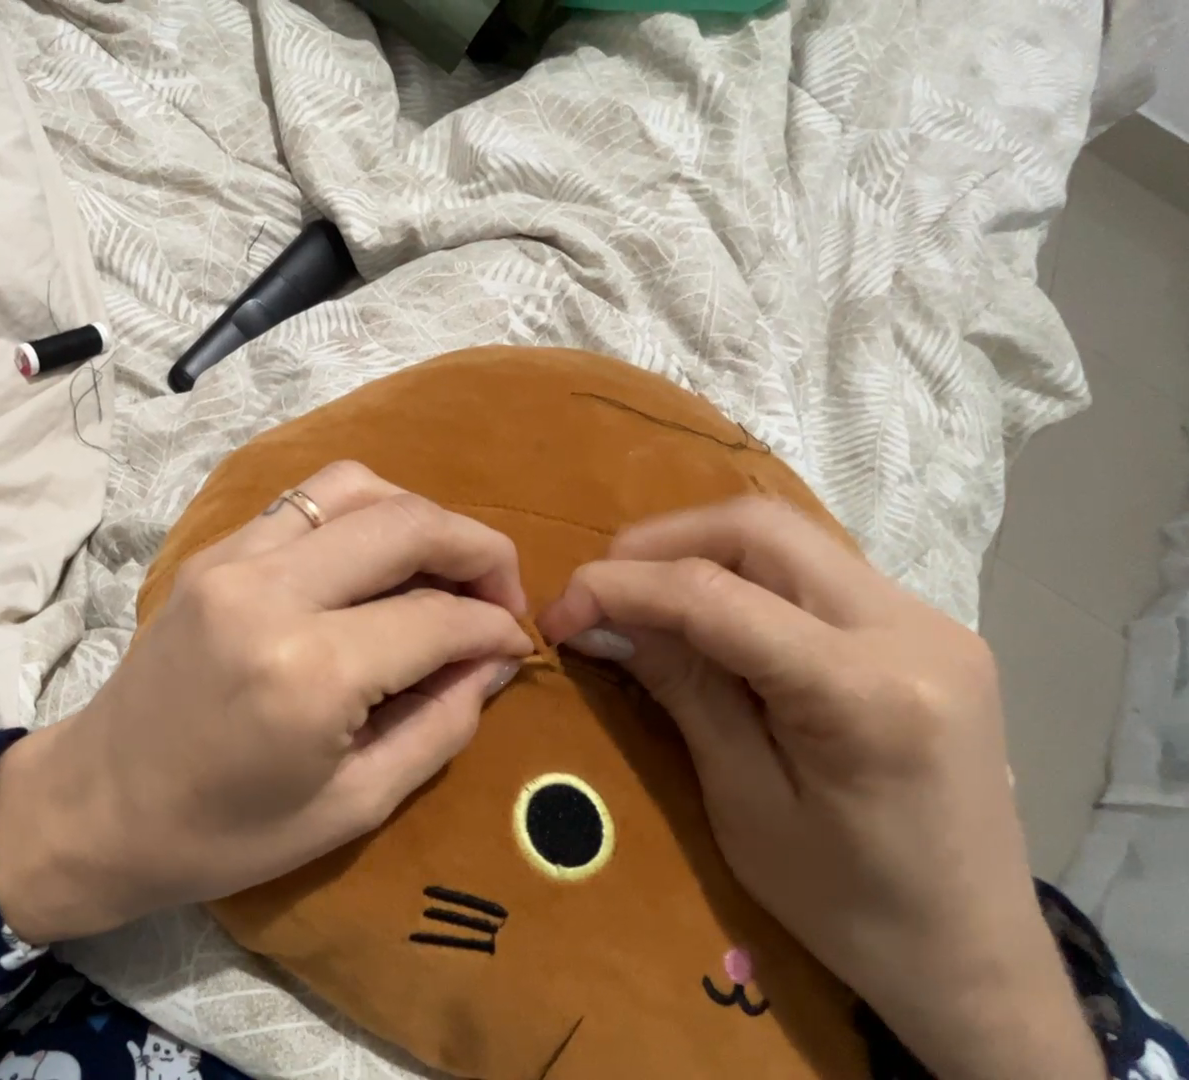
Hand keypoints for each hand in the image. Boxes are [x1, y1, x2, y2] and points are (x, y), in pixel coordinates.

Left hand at [0, 461, 533, 943]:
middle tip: (500, 595)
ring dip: (416, 517)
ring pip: (353, 488)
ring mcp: (231, 560)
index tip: (516, 644)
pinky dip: (356, 516)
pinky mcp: (210, 553)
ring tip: (441, 569)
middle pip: (405, 524)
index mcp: (310, 670)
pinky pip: (301, 502)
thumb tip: (492, 658)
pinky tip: (372, 562)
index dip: (495, 626)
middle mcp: (271, 592)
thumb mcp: (354, 804)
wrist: (99, 804)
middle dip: (478, 549)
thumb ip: (439, 723)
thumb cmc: (224, 833)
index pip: (437, 617)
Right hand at [537, 498, 1101, 1079]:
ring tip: (639, 601)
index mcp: (865, 693)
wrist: (970, 954)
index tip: (557, 614)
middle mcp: (912, 629)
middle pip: (757, 529)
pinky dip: (739, 574)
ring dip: (695, 552)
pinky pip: (811, 567)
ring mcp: (928, 621)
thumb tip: (601, 620)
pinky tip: (704, 617)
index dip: (617, 588)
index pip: (712, 594)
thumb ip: (680, 688)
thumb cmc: (844, 901)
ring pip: (785, 536)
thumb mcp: (741, 798)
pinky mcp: (923, 629)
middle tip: (598, 594)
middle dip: (656, 545)